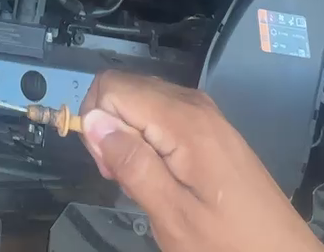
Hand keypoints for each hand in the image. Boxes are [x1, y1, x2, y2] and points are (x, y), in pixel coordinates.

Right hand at [79, 72, 322, 251]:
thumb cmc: (232, 250)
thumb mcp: (175, 218)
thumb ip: (132, 164)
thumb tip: (92, 119)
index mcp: (184, 121)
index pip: (112, 87)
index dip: (97, 123)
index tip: (110, 169)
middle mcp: (193, 104)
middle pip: (123, 88)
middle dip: (109, 127)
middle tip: (123, 179)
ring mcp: (204, 114)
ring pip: (139, 99)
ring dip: (127, 134)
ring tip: (144, 183)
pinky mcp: (210, 129)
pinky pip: (160, 113)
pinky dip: (148, 138)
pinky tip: (161, 176)